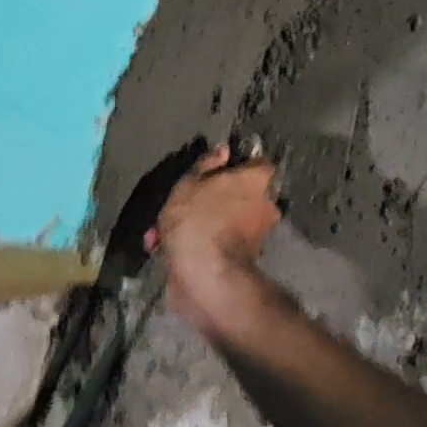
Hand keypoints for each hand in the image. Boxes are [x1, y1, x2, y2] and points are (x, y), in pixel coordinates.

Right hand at [144, 145, 281, 340]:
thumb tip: (224, 151)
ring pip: (225, 221)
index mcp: (258, 182)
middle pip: (241, 194)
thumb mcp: (190, 184)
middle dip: (211, 199)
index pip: (259, 164)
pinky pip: (218, 243)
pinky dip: (198, 244)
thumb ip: (206, 165)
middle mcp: (266, 207)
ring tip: (160, 233)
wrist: (205, 275)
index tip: (217, 170)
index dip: (239, 165)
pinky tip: (164, 249)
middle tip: (182, 203)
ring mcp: (256, 236)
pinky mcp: (241, 261)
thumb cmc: (198, 219)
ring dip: (197, 224)